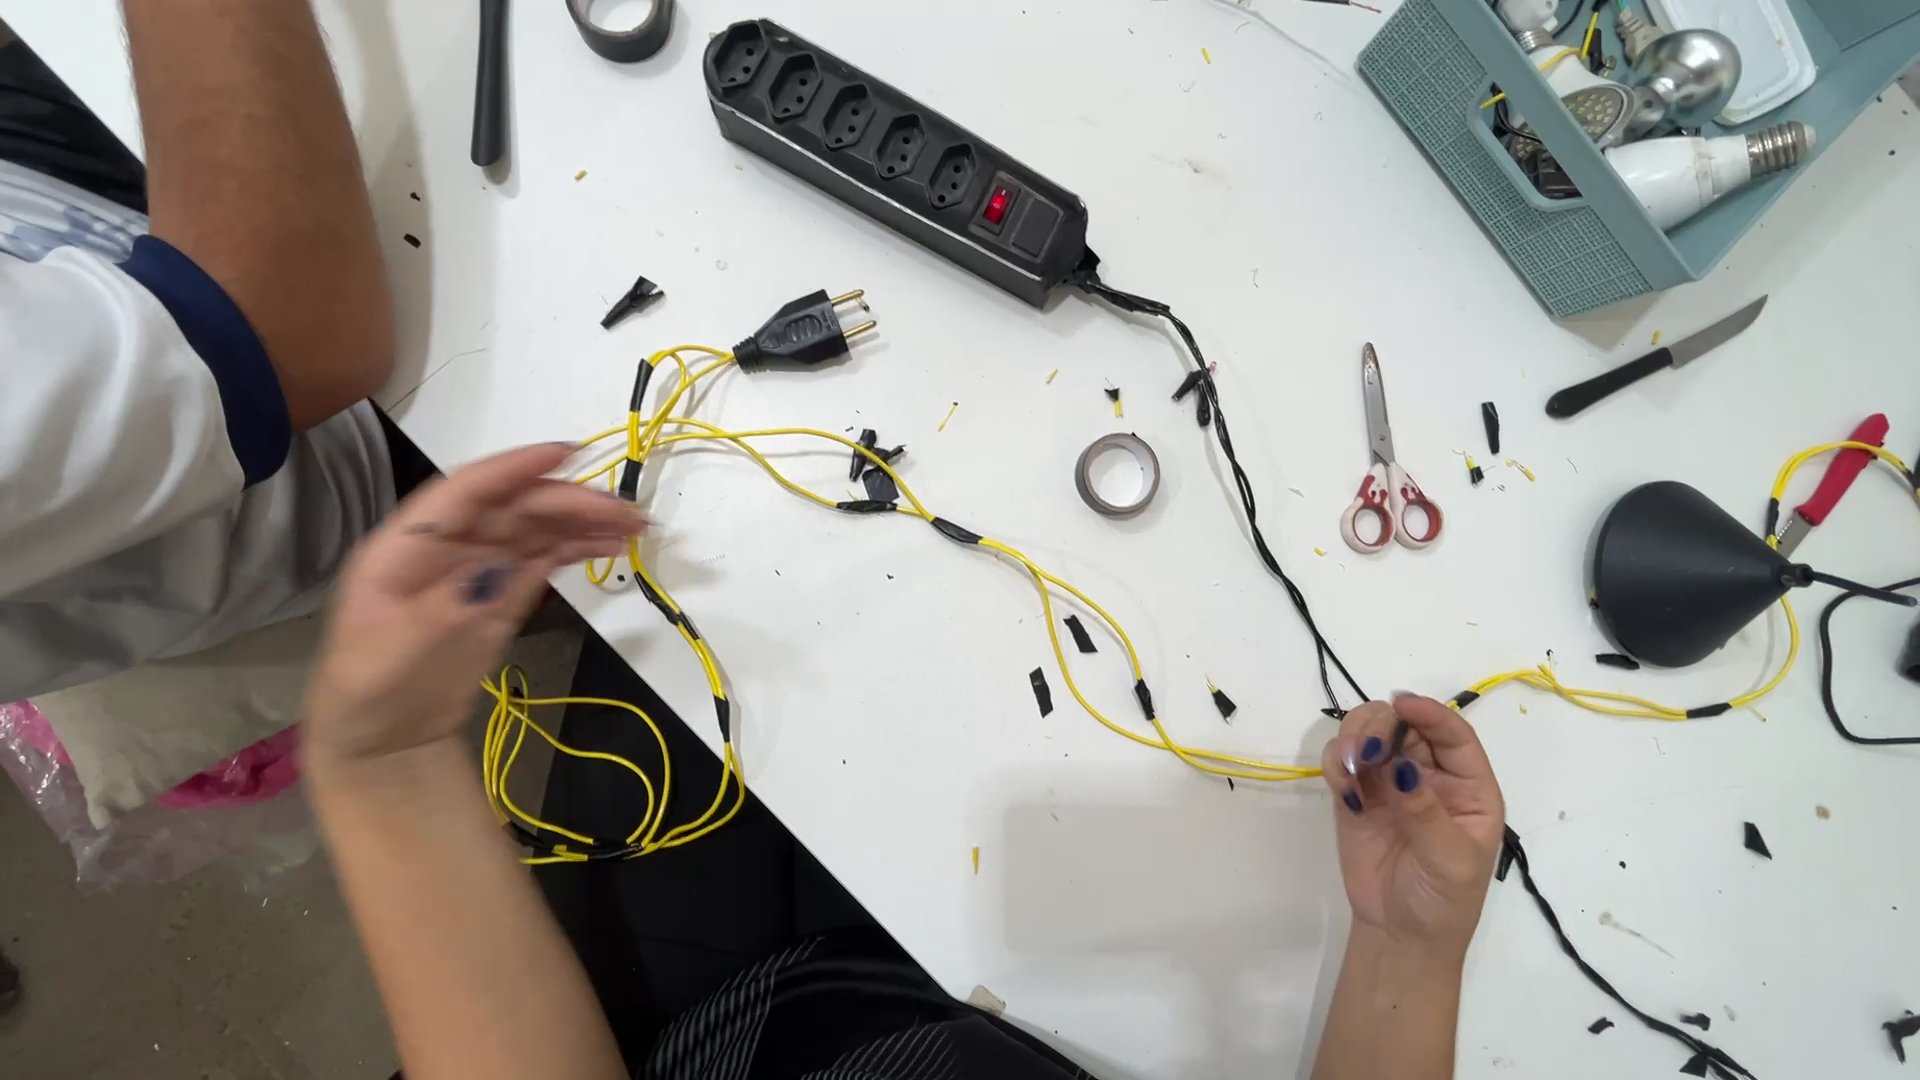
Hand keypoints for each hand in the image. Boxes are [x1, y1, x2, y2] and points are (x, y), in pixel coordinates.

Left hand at [303, 443, 643, 774]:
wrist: (389, 735)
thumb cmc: (375, 691)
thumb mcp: (397, 653)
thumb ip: (447, 606)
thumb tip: (497, 570)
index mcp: (408, 547)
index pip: (466, 492)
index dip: (515, 468)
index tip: (567, 452)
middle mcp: (449, 545)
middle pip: (516, 507)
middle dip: (571, 501)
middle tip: (625, 511)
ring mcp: (480, 565)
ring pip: (538, 527)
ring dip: (585, 520)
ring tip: (634, 526)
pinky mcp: (504, 588)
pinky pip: (547, 555)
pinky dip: (580, 546)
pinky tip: (612, 545)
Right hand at [1318, 695, 1504, 958]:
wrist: (1400, 932)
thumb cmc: (1444, 900)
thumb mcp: (1449, 861)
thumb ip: (1426, 812)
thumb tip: (1402, 766)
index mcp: (1467, 787)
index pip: (1453, 735)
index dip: (1430, 712)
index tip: (1400, 702)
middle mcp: (1427, 773)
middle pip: (1401, 723)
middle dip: (1378, 726)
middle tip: (1362, 752)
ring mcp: (1387, 780)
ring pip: (1366, 731)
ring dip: (1352, 738)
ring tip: (1348, 770)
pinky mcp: (1354, 791)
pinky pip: (1340, 757)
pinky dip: (1335, 762)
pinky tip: (1343, 789)